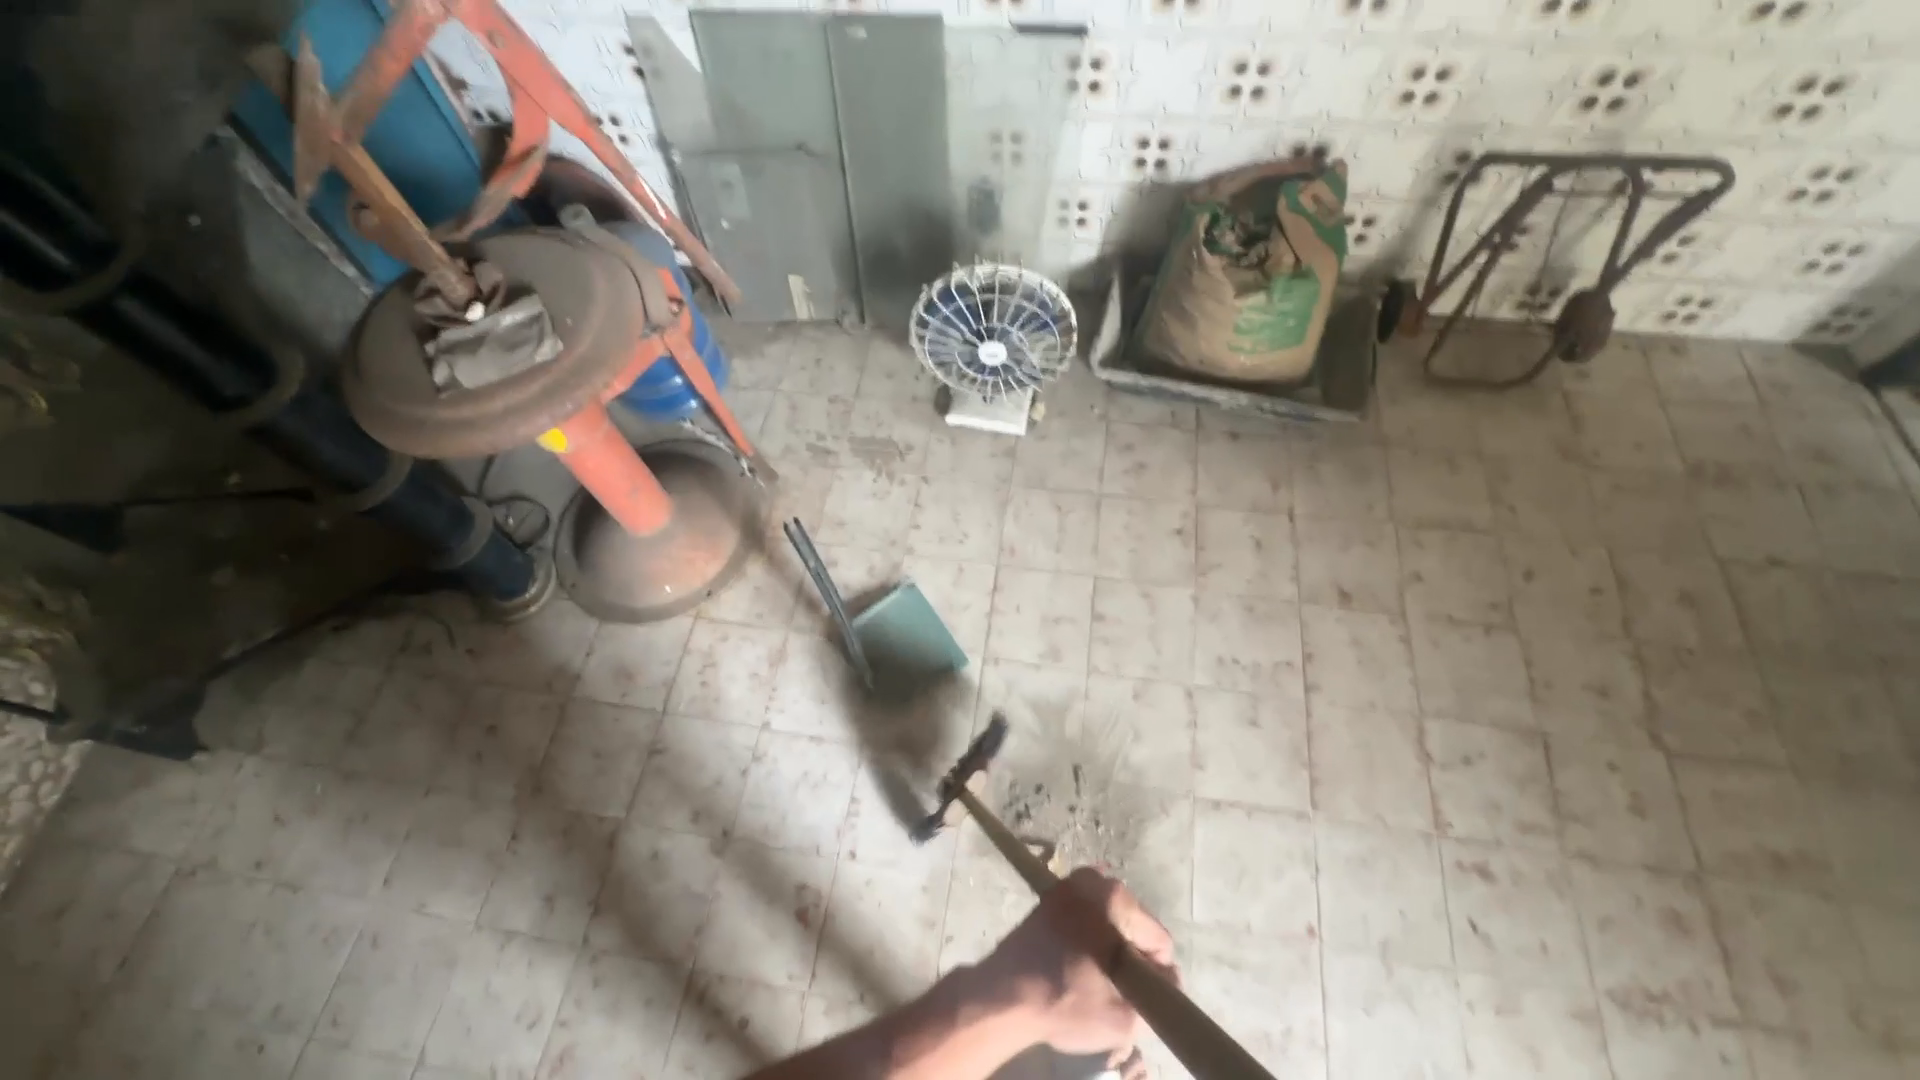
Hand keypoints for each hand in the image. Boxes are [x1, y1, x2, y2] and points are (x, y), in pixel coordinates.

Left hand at [979, 866, 1178, 1062]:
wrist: (1004, 996)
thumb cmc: (1065, 1002)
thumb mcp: (1124, 1018)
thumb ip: (1158, 998)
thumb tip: (1168, 979)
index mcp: (1116, 900)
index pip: (1158, 940)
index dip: (1157, 973)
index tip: (1144, 996)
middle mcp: (1094, 880)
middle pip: (1133, 924)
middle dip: (1133, 954)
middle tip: (1119, 987)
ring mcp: (1068, 884)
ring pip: (1109, 918)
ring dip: (1110, 944)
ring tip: (1097, 977)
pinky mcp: (1049, 897)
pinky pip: (1085, 915)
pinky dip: (1089, 934)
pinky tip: (1081, 961)